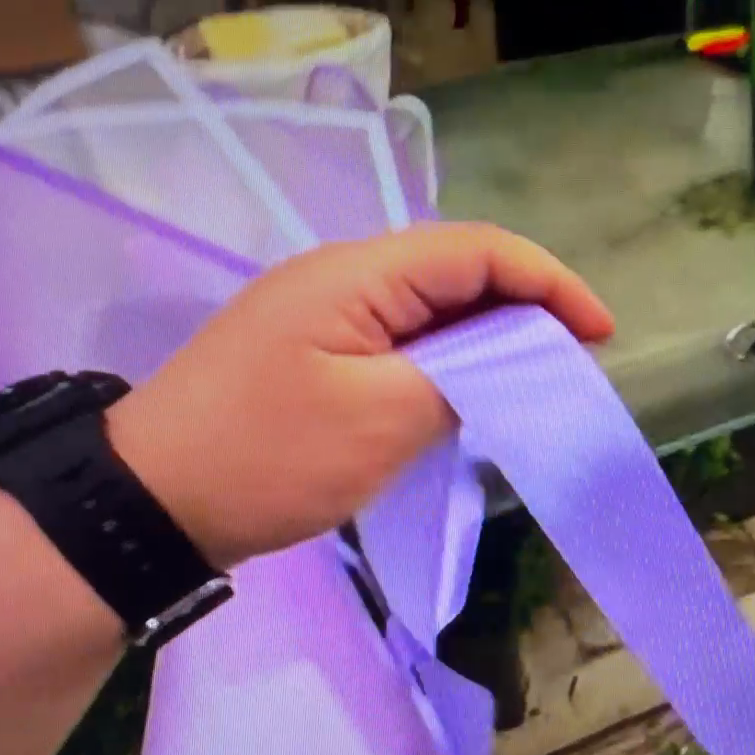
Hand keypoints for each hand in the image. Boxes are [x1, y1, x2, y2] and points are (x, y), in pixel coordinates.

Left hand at [106, 222, 614, 567]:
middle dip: (528, 310)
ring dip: (491, 340)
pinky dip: (452, 366)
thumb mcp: (380, 420)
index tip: (601, 333)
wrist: (153, 502)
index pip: (477, 251)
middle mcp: (345, 280)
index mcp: (359, 276)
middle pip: (458, 274)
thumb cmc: (269, 458)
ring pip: (433, 312)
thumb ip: (460, 381)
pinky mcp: (320, 359)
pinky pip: (404, 346)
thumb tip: (504, 366)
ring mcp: (329, 320)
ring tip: (538, 381)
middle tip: (575, 362)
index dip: (549, 283)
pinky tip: (475, 397)